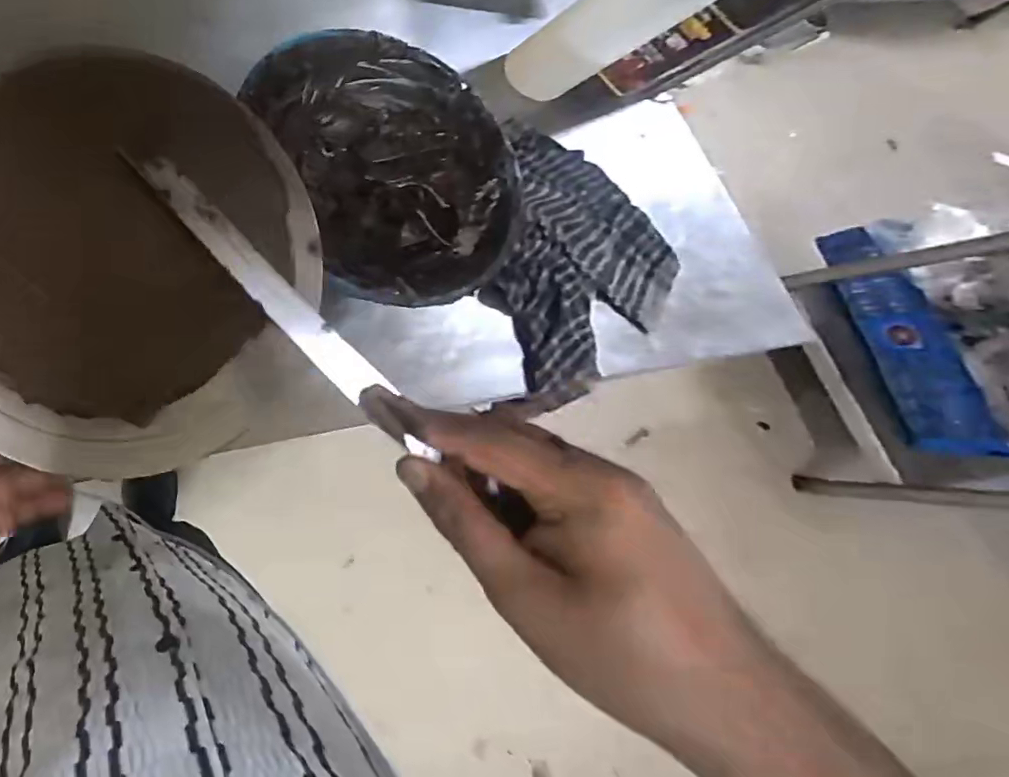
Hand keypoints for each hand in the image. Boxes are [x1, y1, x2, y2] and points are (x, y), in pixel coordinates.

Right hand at [369, 390, 909, 776]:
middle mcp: (603, 472)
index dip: (427, 422)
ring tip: (441, 490)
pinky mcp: (626, 513)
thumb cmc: (621, 656)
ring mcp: (620, 491)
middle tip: (402, 454)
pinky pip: (550, 479)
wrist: (740, 714)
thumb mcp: (523, 594)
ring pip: (528, 458)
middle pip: (507, 439)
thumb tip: (410, 465)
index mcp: (583, 486)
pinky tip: (493, 513)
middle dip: (450, 442)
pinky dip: (509, 485)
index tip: (376, 402)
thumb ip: (463, 522)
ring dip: (479, 466)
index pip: (486, 438)